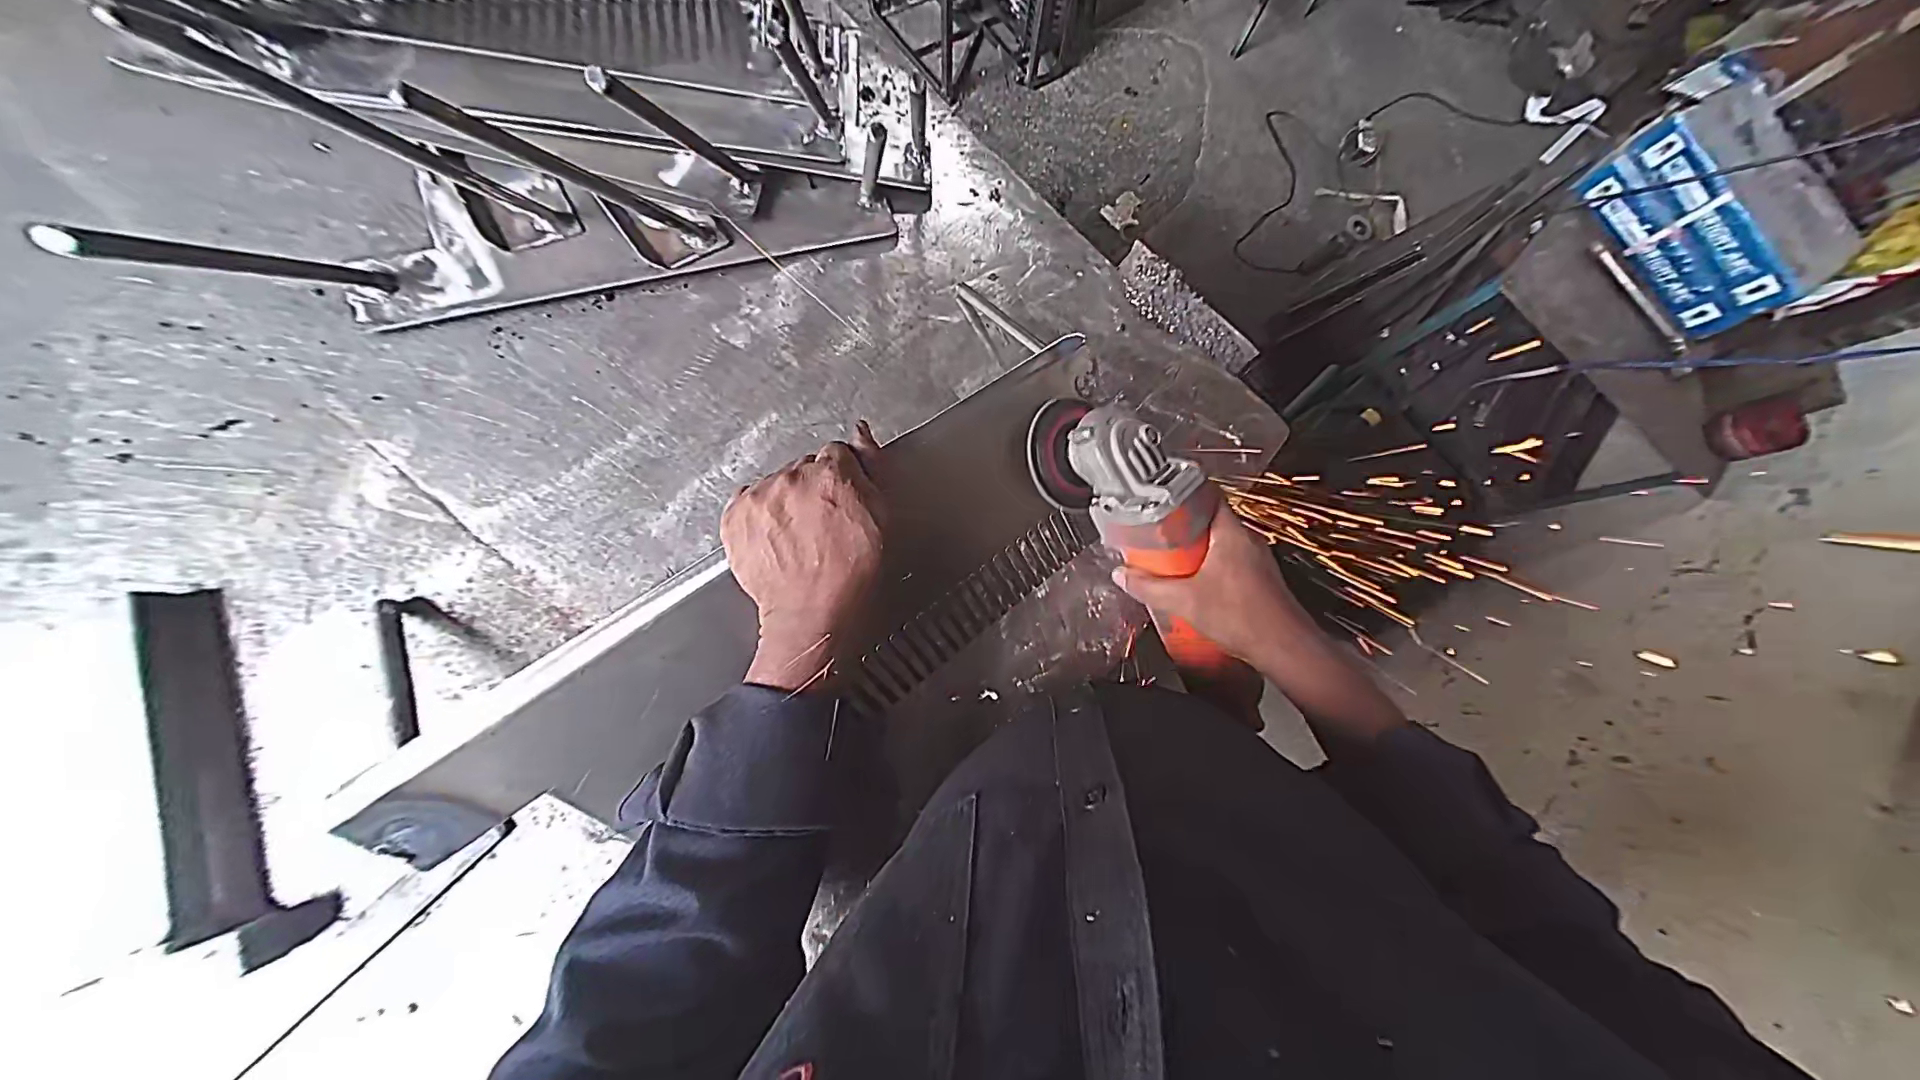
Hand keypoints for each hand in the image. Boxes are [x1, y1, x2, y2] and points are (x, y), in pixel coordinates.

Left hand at [723, 422, 884, 690]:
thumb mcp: (881, 518)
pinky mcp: (735, 516)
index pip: (836, 453)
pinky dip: (760, 517)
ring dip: (786, 502)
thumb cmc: (850, 576)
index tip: (842, 499)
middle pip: (804, 467)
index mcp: (832, 473)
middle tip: (823, 525)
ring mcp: (760, 497)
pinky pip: (749, 502)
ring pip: (776, 484)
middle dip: (813, 488)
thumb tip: (861, 434)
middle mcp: (792, 478)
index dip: (842, 478)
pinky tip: (777, 540)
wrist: (811, 615)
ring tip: (799, 538)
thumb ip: (871, 467)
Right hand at [1115, 505, 1405, 750]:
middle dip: (1179, 531)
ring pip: (1216, 544)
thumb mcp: (1184, 601)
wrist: (1284, 649)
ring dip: (1191, 553)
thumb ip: (1149, 587)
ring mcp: (1254, 561)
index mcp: (1232, 534)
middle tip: (1156, 541)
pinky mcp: (1256, 580)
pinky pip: (1225, 563)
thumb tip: (1124, 576)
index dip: (1182, 497)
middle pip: (1207, 523)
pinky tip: (1190, 589)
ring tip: (1168, 566)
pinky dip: (1205, 569)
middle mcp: (1247, 542)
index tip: (1159, 505)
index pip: (1207, 497)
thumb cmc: (1247, 619)